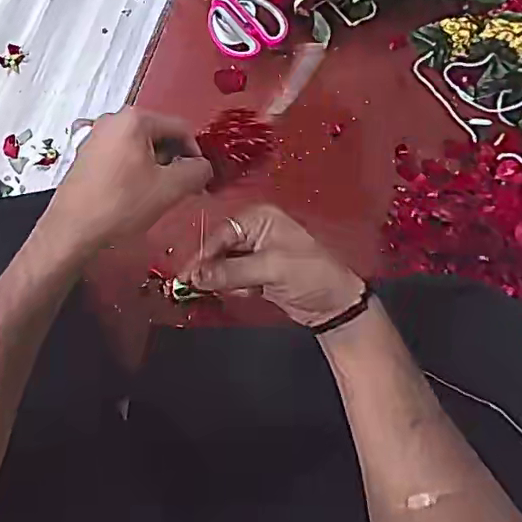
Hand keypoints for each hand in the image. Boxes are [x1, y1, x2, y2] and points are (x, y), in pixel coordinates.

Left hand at [41, 107, 211, 255]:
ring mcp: (96, 136)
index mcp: (134, 119)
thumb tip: (202, 167)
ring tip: (156, 194)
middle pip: (159, 134)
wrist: (71, 230)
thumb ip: (196, 171)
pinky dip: (134, 170)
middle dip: (174, 160)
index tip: (198, 177)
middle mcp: (113, 119)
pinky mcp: (86, 154)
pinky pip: (121, 155)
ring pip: (140, 146)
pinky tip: (133, 194)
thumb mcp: (169, 188)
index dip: (195, 153)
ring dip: (155, 167)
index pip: (181, 128)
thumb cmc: (119, 205)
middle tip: (180, 188)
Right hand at [183, 204, 366, 327]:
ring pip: (223, 264)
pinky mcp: (257, 271)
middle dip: (212, 268)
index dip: (204, 254)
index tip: (187, 274)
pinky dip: (235, 286)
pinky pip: (232, 277)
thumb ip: (231, 271)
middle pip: (219, 247)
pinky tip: (251, 292)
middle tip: (196, 286)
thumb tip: (195, 276)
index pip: (222, 232)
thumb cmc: (309, 275)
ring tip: (246, 289)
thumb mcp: (271, 269)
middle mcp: (255, 229)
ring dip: (226, 280)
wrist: (335, 304)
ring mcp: (255, 251)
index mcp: (260, 217)